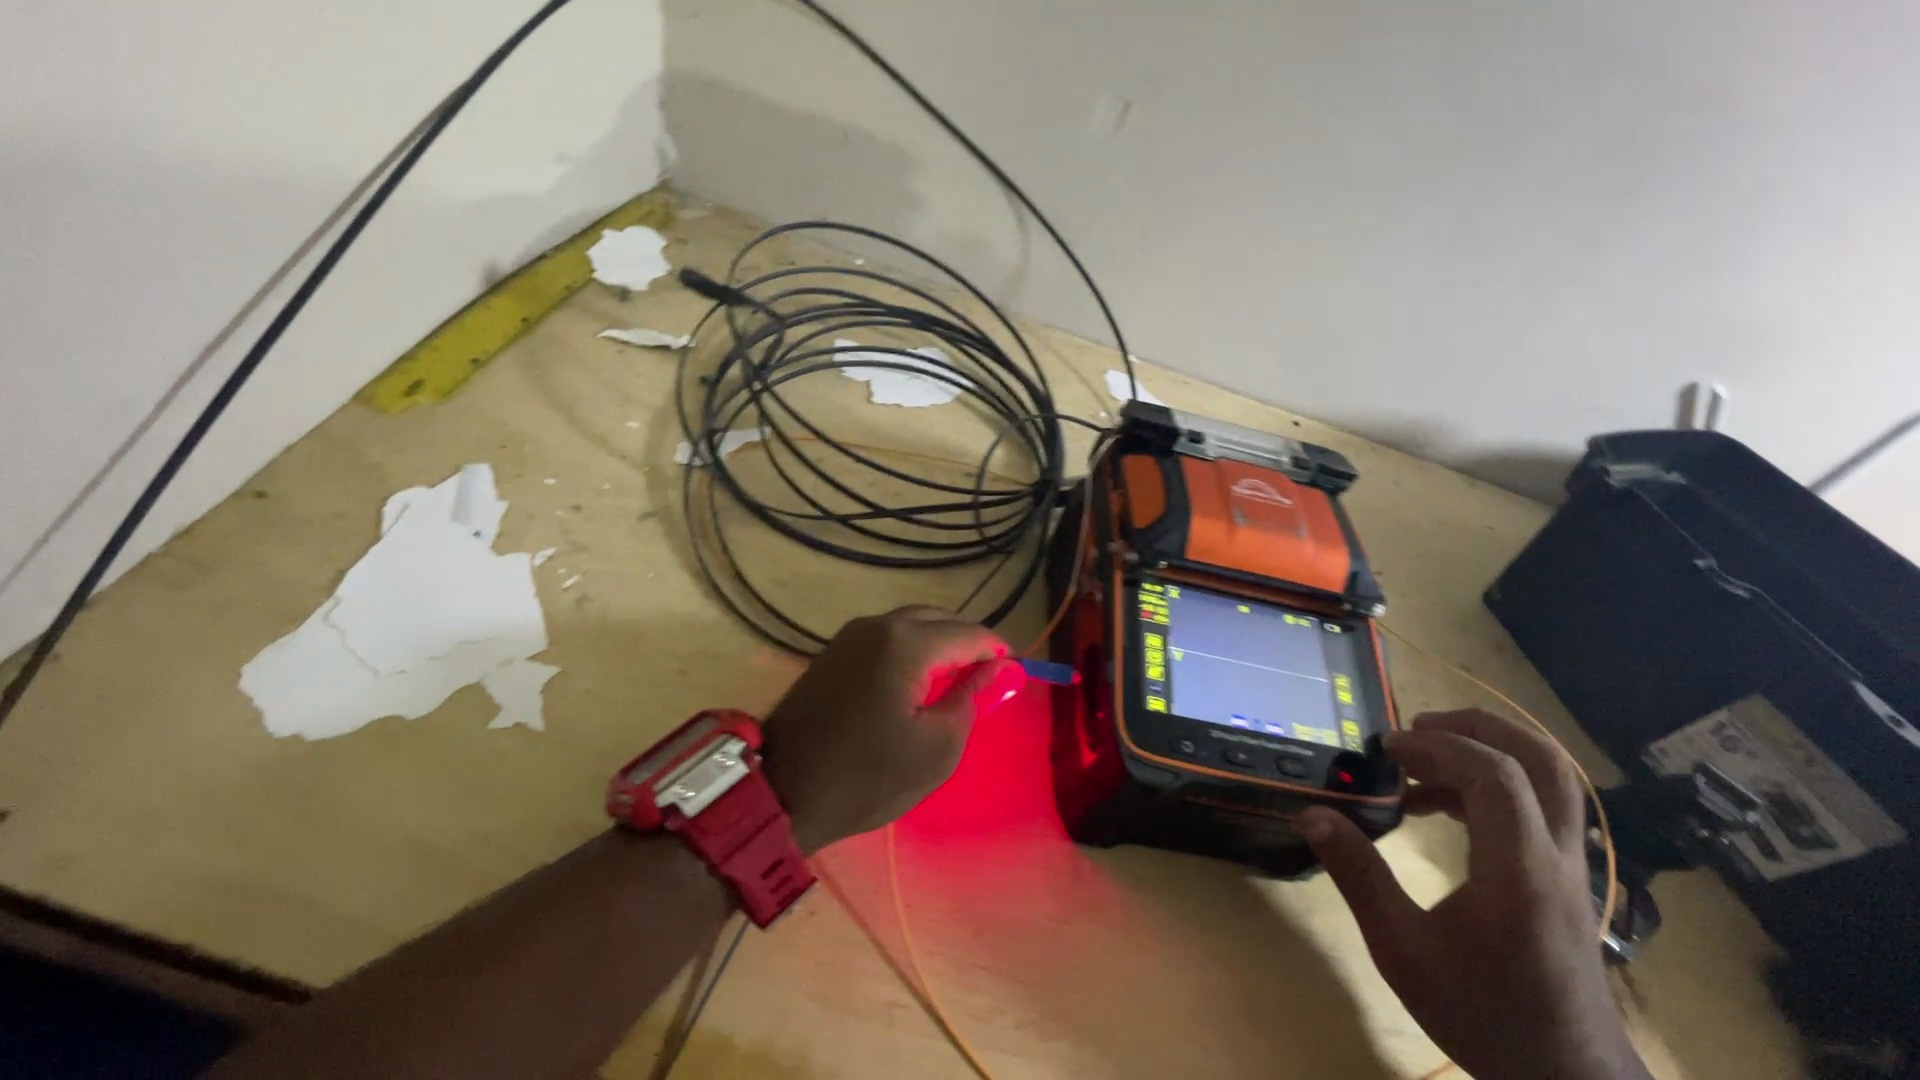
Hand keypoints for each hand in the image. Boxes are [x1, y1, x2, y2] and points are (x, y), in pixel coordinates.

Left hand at [761, 606, 1022, 852]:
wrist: (781, 793)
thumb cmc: (868, 777)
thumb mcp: (937, 747)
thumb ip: (970, 699)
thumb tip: (995, 668)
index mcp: (905, 643)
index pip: (967, 633)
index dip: (996, 650)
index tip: (1014, 671)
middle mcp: (875, 626)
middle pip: (936, 619)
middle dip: (964, 642)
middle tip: (984, 678)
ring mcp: (847, 637)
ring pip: (907, 626)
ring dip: (935, 645)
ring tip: (951, 684)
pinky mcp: (830, 654)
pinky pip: (882, 640)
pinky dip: (907, 653)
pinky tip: (913, 684)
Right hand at [1298, 710, 1649, 1079]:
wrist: (1563, 1074)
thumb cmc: (1480, 1013)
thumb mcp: (1401, 950)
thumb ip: (1359, 877)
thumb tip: (1314, 815)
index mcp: (1518, 870)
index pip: (1494, 775)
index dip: (1437, 747)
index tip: (1386, 750)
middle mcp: (1556, 856)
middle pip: (1540, 759)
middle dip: (1477, 728)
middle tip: (1416, 727)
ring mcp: (1570, 867)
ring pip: (1551, 778)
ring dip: (1490, 750)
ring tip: (1425, 756)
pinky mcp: (1566, 878)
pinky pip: (1541, 805)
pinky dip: (1494, 784)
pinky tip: (1442, 807)